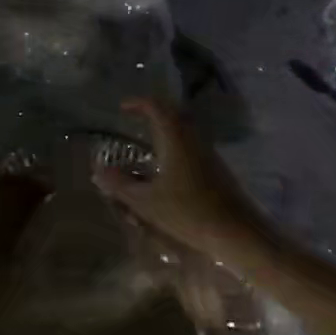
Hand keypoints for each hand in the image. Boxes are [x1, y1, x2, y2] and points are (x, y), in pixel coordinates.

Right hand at [94, 98, 263, 259]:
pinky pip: (192, 143)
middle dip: (153, 111)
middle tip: (134, 118)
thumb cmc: (189, 212)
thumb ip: (121, 185)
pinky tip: (169, 164)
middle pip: (173, 113)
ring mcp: (208, 151)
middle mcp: (193, 138)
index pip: (157, 107)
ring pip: (185, 128)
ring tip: (148, 140)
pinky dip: (176, 142)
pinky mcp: (217, 166)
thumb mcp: (147, 202)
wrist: (237, 231)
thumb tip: (98, 171)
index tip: (123, 107)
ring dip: (166, 127)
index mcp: (176, 138)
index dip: (138, 103)